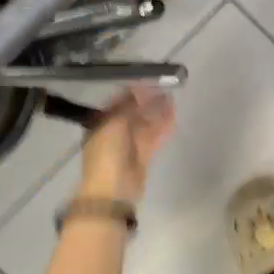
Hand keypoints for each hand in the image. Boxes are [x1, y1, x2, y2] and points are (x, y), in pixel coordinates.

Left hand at [78, 85, 175, 205]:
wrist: (112, 191)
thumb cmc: (107, 154)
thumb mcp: (114, 124)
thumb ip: (128, 107)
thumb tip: (139, 91)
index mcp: (100, 124)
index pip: (116, 103)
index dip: (131, 93)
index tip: (147, 82)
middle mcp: (113, 132)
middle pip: (132, 113)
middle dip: (147, 102)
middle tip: (163, 89)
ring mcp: (128, 145)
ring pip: (144, 124)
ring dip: (157, 112)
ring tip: (171, 99)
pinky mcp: (142, 155)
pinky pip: (153, 137)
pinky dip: (162, 126)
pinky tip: (172, 116)